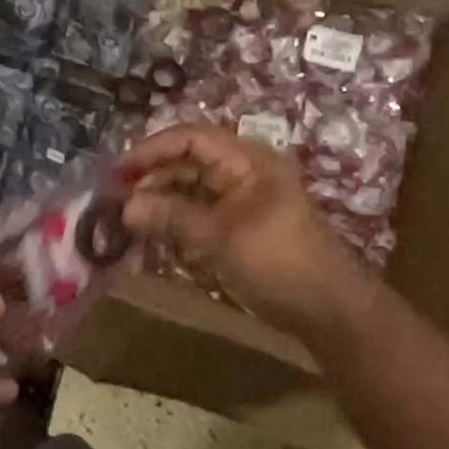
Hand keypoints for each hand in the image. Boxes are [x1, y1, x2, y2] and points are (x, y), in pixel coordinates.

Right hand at [115, 124, 366, 337]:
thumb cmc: (278, 263)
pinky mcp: (241, 225)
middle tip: (117, 198)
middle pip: (188, 161)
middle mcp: (244, 171)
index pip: (190, 137)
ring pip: (191, 187)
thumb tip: (125, 206)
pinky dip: (176, 220)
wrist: (332, 311)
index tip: (117, 170)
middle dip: (152, 176)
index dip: (151, 149)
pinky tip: (153, 236)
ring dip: (161, 200)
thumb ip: (171, 216)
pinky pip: (201, 211)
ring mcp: (244, 199)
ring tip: (129, 219)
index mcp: (247, 160)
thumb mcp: (219, 237)